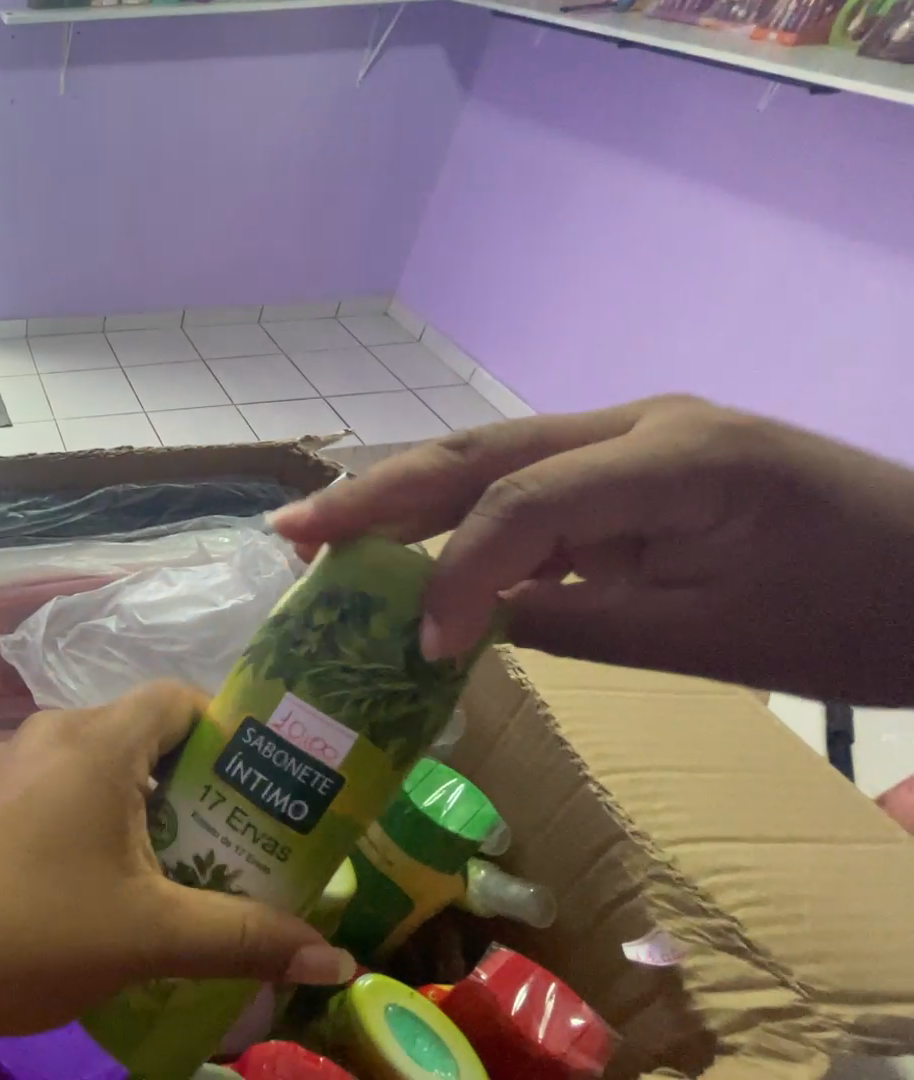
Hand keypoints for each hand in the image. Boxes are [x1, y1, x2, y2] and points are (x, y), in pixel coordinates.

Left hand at [0, 684, 351, 1079]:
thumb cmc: (34, 928)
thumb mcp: (150, 935)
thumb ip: (246, 938)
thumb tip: (337, 959)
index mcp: (97, 739)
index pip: (177, 698)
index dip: (226, 730)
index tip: (261, 786)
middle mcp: (52, 732)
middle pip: (141, 733)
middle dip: (193, 782)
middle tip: (233, 841)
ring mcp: (10, 761)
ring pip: (98, 764)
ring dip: (143, 805)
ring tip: (178, 868)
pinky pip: (58, 786)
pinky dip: (96, 816)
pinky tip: (103, 880)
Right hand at [271, 395, 913, 704]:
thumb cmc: (865, 619)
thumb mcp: (709, 641)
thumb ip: (564, 623)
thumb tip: (451, 627)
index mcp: (674, 459)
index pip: (521, 504)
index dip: (452, 572)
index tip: (418, 644)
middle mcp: (633, 425)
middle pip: (473, 453)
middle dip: (372, 496)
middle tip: (289, 529)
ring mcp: (622, 435)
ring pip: (479, 457)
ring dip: (392, 497)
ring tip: (315, 529)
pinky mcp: (616, 463)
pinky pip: (511, 484)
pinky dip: (445, 516)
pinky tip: (394, 540)